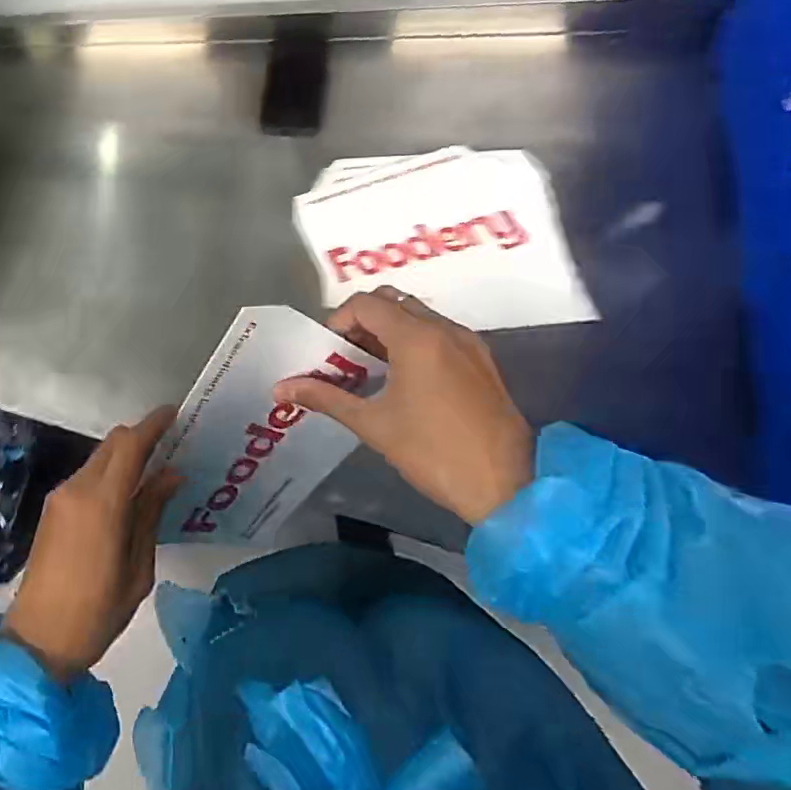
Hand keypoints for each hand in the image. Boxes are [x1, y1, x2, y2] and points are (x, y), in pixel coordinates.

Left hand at [0, 407, 181, 679]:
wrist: (40, 633)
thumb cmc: (99, 609)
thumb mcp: (137, 567)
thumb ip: (150, 514)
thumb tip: (169, 474)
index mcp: (101, 502)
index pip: (128, 446)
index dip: (151, 426)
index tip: (173, 413)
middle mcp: (76, 488)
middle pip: (110, 446)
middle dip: (139, 438)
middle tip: (171, 443)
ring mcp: (60, 496)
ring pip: (96, 460)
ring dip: (123, 457)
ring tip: (155, 469)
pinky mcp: (52, 508)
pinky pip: (85, 478)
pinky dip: (108, 474)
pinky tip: (128, 491)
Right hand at [273, 288, 534, 525]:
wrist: (511, 487)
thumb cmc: (433, 451)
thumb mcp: (371, 423)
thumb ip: (324, 396)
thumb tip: (279, 388)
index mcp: (418, 340)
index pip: (365, 304)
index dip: (338, 321)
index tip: (327, 352)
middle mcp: (446, 332)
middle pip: (392, 302)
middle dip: (361, 321)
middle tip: (344, 355)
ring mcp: (470, 346)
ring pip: (416, 316)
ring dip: (386, 331)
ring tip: (368, 369)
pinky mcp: (482, 364)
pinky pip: (437, 334)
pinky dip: (411, 343)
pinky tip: (399, 379)